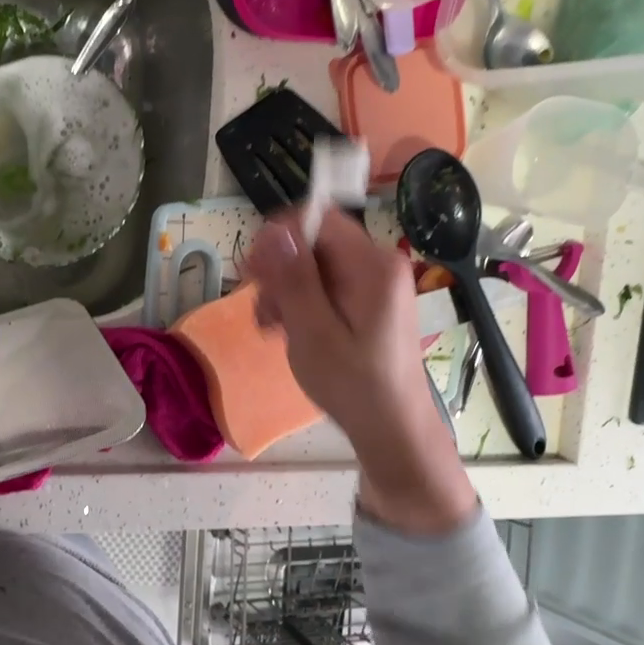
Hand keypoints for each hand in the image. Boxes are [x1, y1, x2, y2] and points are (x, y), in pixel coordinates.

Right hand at [245, 208, 475, 533]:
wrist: (390, 425)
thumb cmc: (351, 383)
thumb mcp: (312, 332)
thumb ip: (294, 279)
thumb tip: (273, 230)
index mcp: (371, 266)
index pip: (318, 219)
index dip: (279, 238)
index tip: (253, 274)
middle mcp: (377, 264)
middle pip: (313, 243)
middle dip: (278, 271)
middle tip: (262, 311)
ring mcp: (374, 283)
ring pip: (313, 265)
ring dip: (284, 290)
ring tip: (274, 328)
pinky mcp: (367, 302)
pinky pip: (324, 285)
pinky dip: (300, 302)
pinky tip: (289, 330)